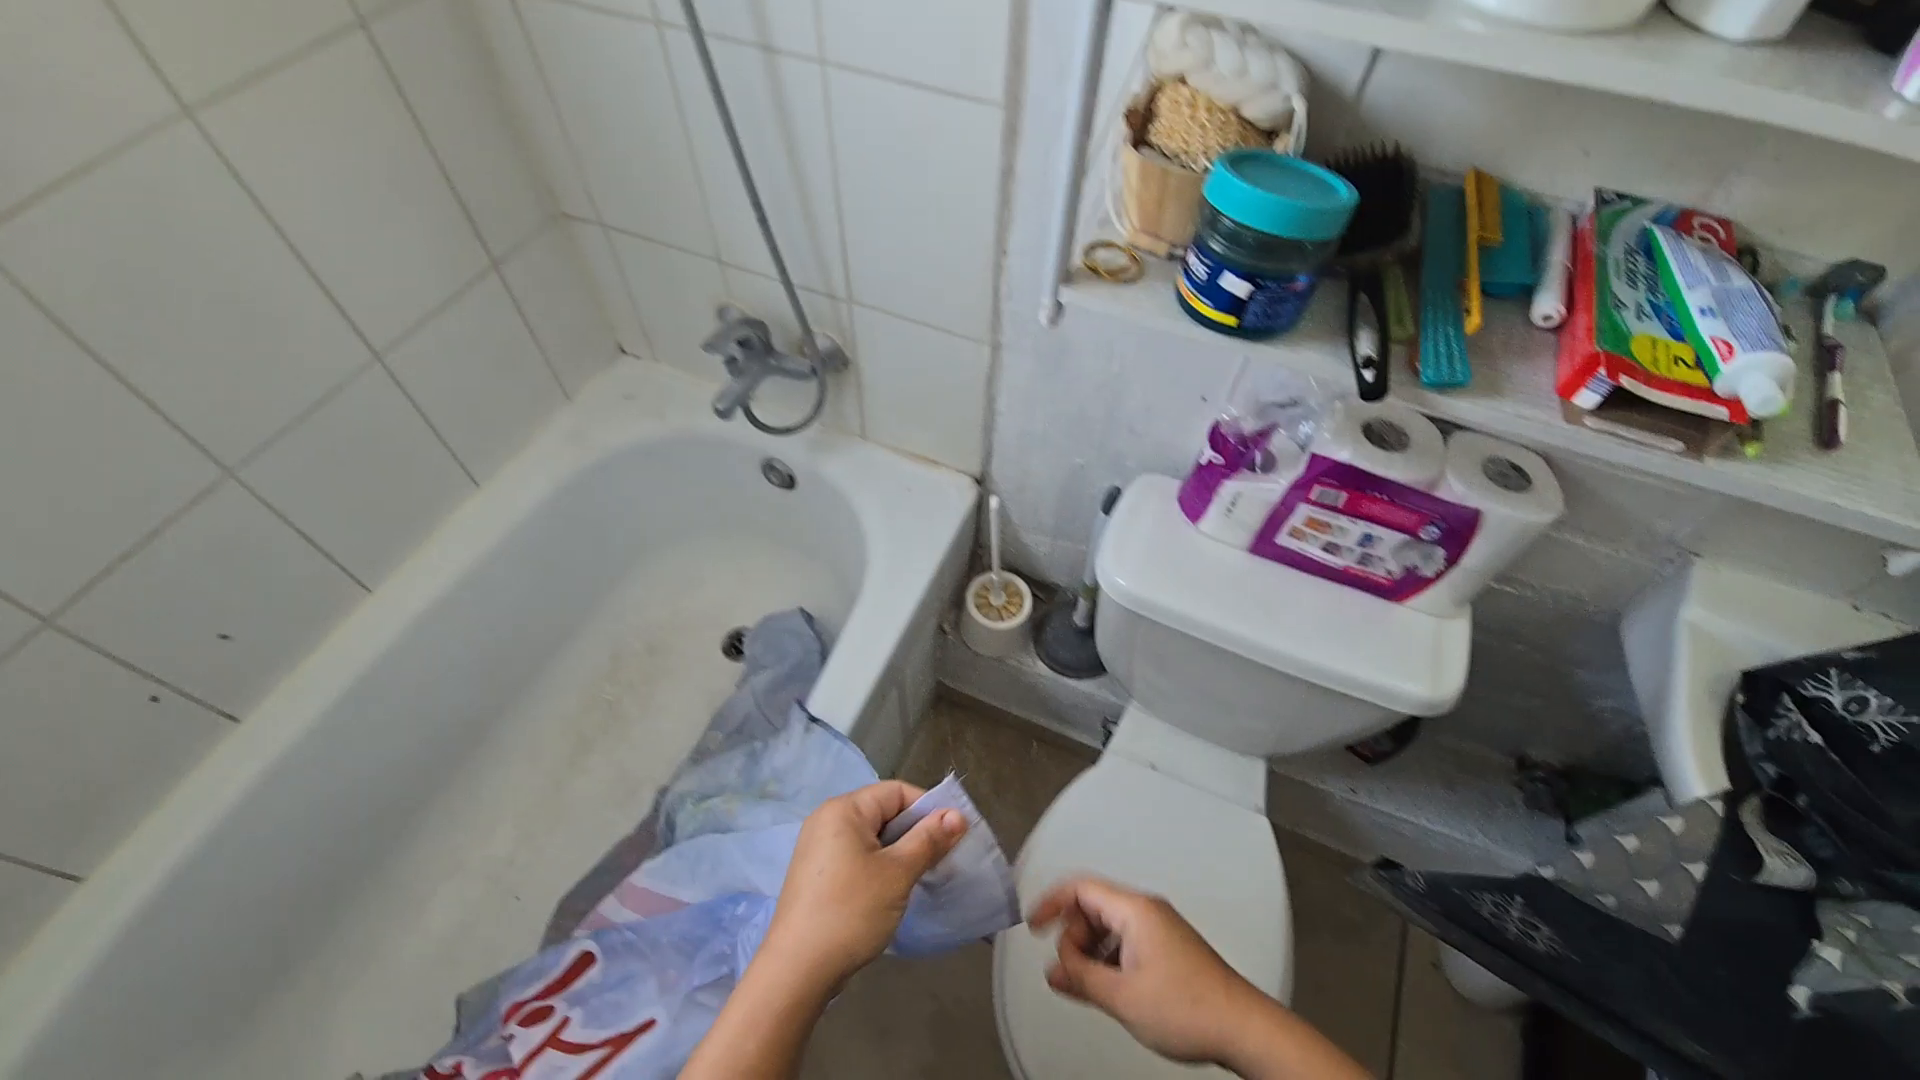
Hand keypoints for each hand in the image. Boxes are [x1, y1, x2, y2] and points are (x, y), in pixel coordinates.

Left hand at [759, 781, 967, 993]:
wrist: (797, 970)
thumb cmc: (851, 911)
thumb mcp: (897, 873)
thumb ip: (929, 840)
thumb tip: (957, 815)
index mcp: (844, 809)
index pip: (896, 791)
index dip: (928, 808)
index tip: (953, 835)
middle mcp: (827, 820)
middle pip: (884, 812)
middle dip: (916, 832)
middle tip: (942, 859)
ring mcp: (819, 849)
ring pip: (872, 838)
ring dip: (900, 853)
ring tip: (921, 877)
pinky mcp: (818, 876)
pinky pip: (858, 857)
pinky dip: (880, 867)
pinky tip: (894, 892)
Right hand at [1027, 877, 1272, 1067]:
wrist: (1242, 1027)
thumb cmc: (1193, 1007)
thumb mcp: (1121, 996)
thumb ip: (1080, 979)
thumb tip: (1055, 970)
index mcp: (1135, 910)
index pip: (1080, 888)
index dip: (1051, 902)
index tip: (1034, 923)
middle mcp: (1148, 912)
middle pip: (1092, 907)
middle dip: (1073, 937)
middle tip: (1068, 970)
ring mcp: (1160, 929)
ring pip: (1108, 927)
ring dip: (1091, 952)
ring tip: (1089, 985)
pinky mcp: (1167, 947)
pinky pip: (1125, 942)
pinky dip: (1109, 960)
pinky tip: (1110, 988)